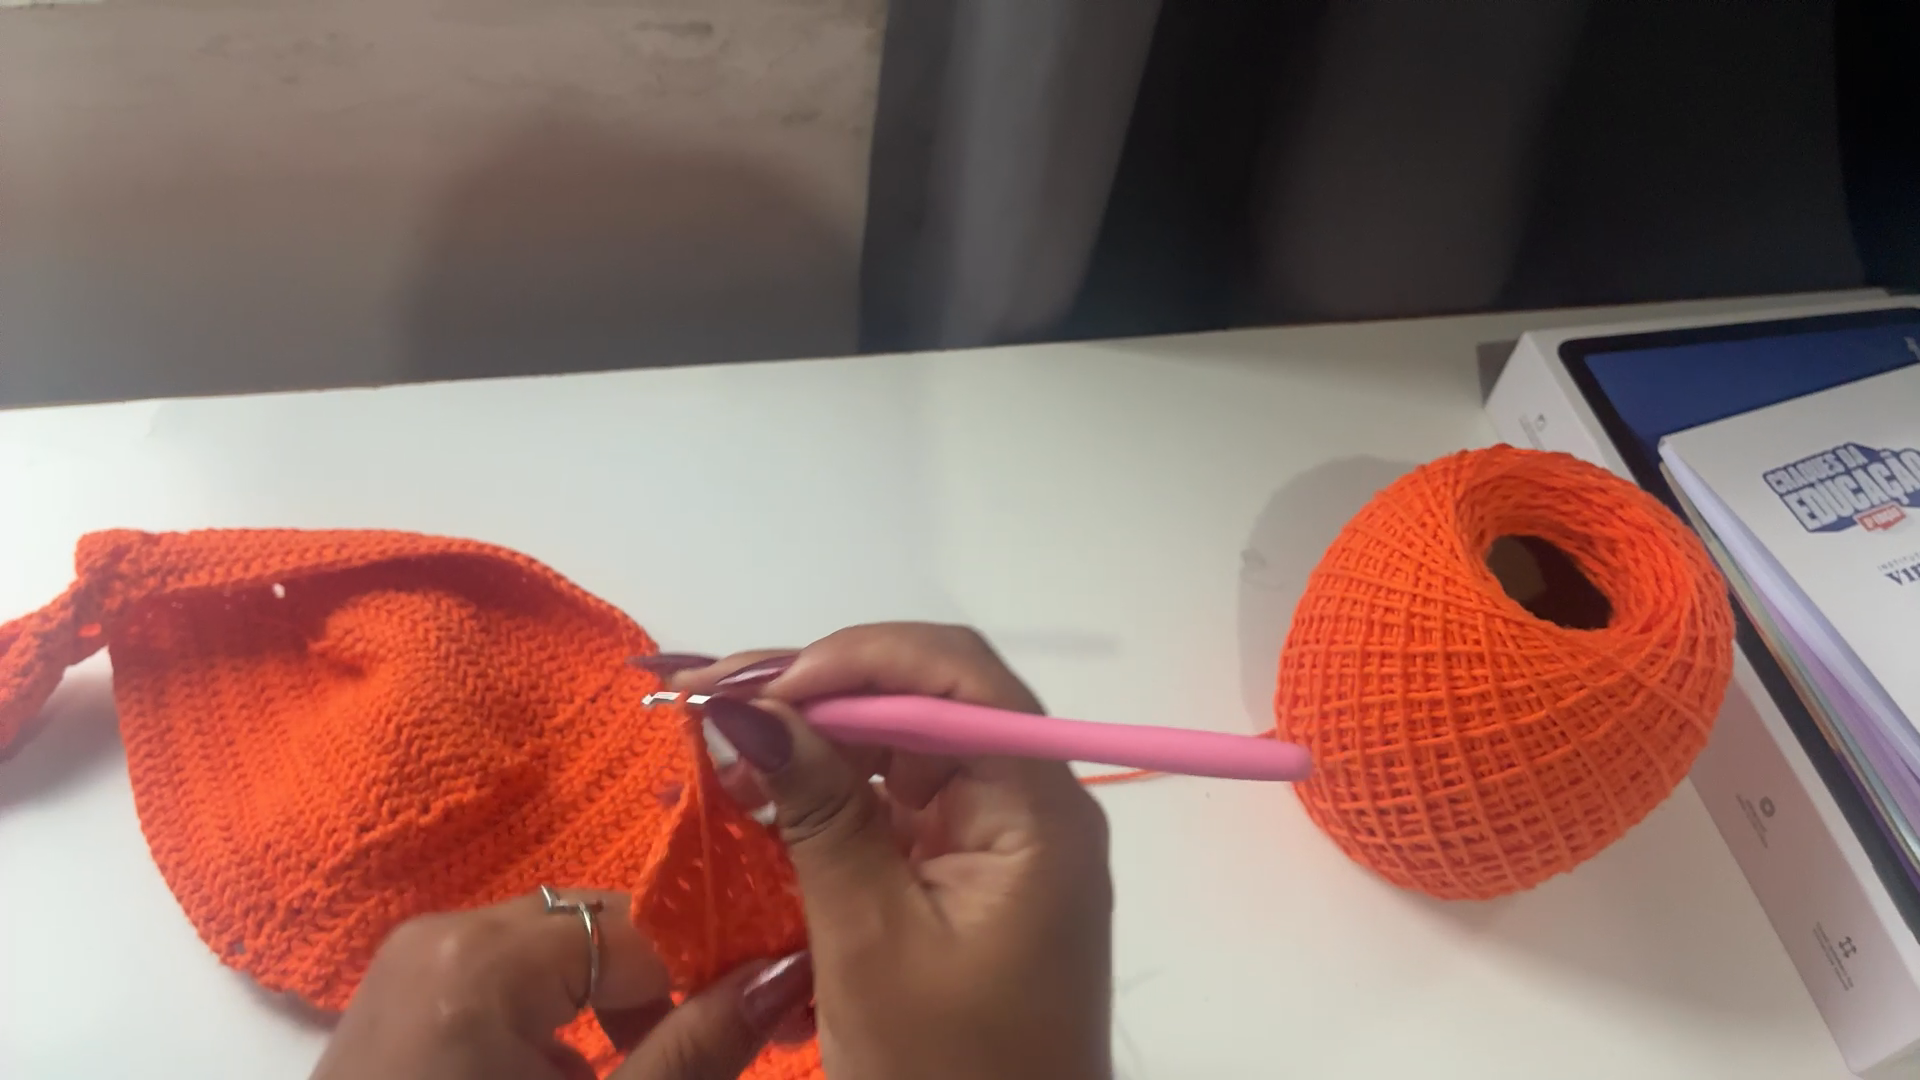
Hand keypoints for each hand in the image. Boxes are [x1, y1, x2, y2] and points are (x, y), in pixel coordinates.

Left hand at [308, 889, 812, 1079]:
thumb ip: (698, 1049)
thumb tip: (794, 966)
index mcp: (483, 960)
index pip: (645, 927)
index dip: (714, 963)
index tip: (771, 1002)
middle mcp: (448, 929)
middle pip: (609, 925)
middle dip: (666, 982)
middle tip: (707, 1046)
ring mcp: (418, 955)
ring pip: (570, 943)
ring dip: (620, 995)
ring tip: (641, 1064)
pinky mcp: (407, 986)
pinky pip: (520, 968)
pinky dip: (564, 1007)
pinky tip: (569, 1075)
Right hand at [663, 623, 1113, 1079]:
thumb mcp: (870, 943)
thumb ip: (817, 814)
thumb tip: (744, 709)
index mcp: (1037, 807)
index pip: (963, 676)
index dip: (865, 658)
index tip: (770, 685)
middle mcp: (1025, 796)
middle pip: (927, 697)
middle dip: (825, 687)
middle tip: (719, 691)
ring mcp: (993, 824)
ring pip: (903, 738)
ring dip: (818, 731)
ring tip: (725, 728)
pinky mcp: (961, 854)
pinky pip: (894, 791)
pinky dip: (831, 783)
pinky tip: (769, 783)